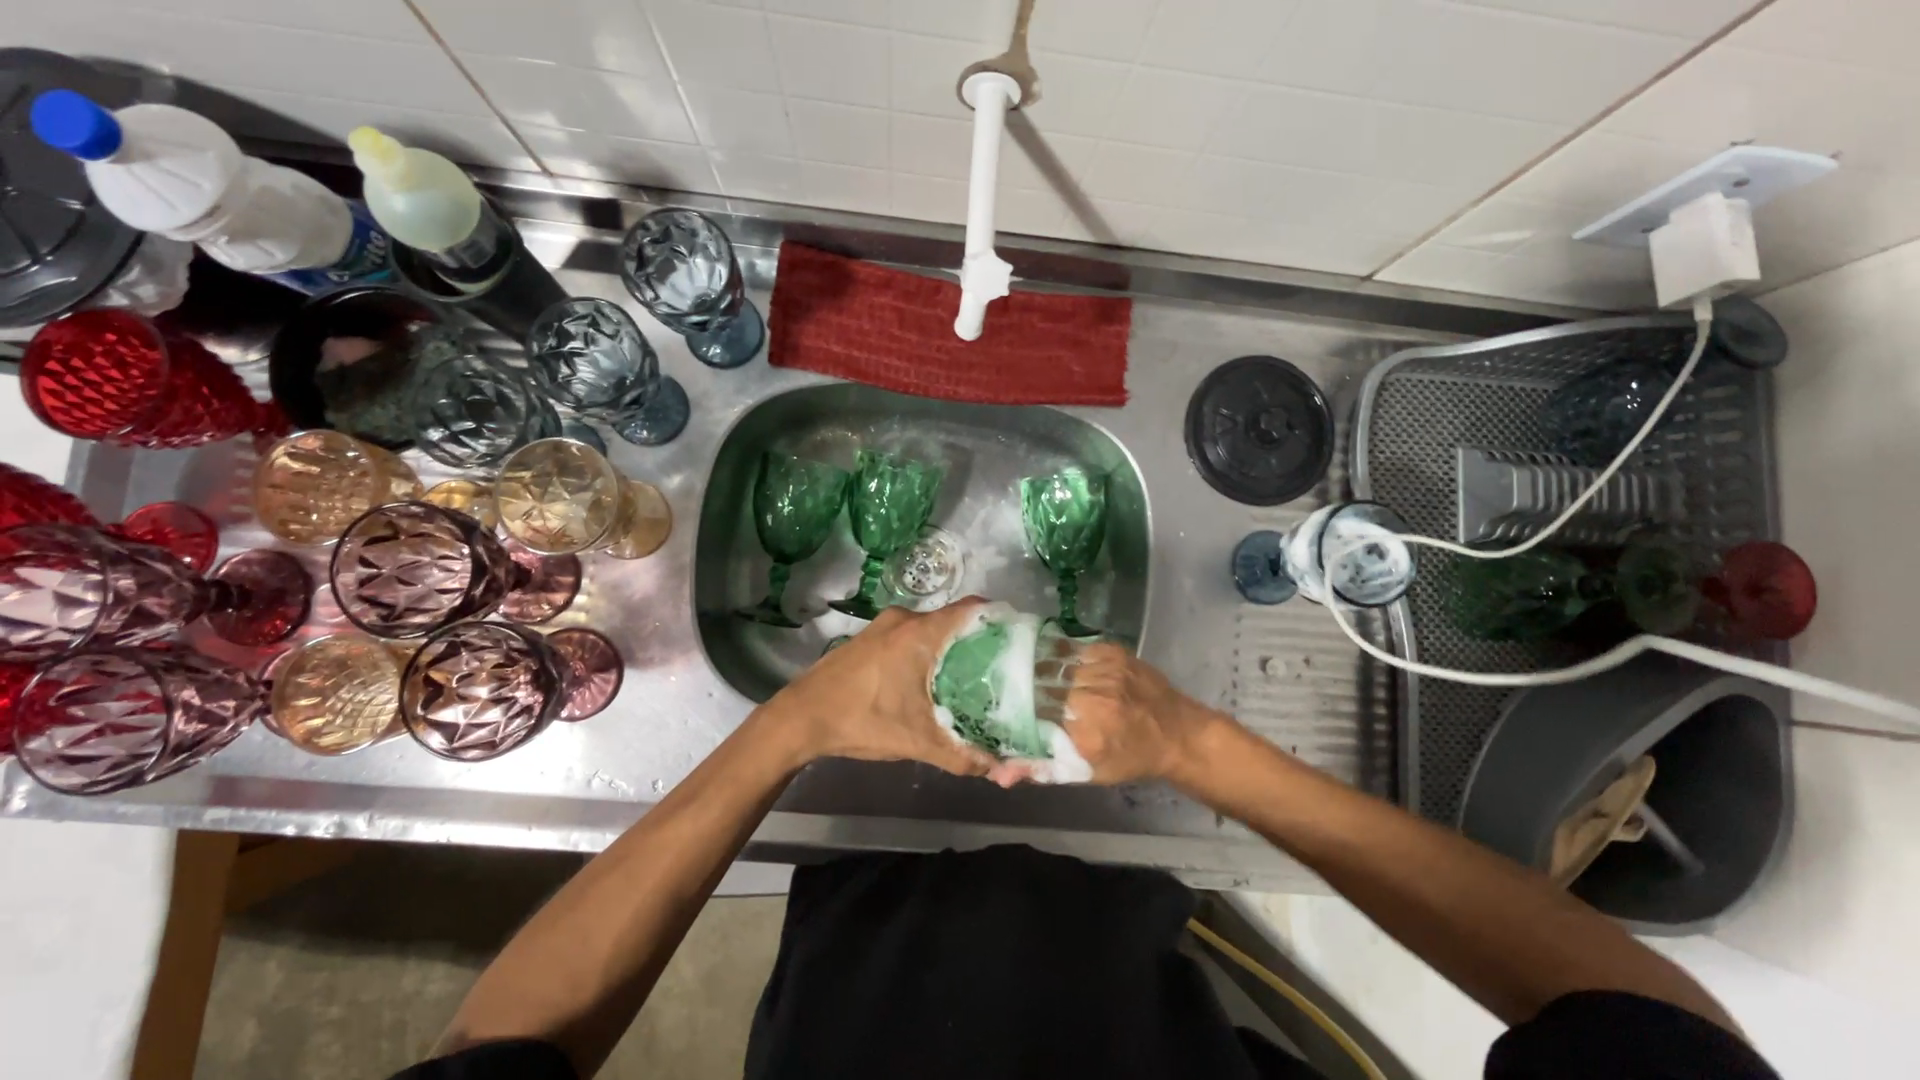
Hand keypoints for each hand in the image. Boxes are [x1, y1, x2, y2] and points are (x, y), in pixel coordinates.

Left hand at [759, 600, 995, 776]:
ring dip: (952, 649)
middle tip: (1004, 669)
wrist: (798, 718)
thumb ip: (961, 755)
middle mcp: (904, 619)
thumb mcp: (916, 742)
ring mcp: (883, 627)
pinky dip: (928, 652)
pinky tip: (934, 682)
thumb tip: (1001, 770)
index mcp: (920, 633)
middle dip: (980, 642)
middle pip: (955, 621)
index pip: (974, 609)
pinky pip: (912, 637)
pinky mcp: (869, 638)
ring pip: (932, 630)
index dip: (1001, 620)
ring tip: (975, 678)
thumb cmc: (861, 721)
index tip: (1022, 641)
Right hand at [998, 643, 1225, 785]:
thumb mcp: (1085, 773)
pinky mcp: (1113, 651)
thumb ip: (1040, 770)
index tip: (995, 711)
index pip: (1032, 715)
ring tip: (1018, 669)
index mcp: (1087, 733)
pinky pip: (1072, 648)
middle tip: (1002, 687)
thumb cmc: (1130, 759)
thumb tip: (999, 774)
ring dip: (1035, 666)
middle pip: (1039, 683)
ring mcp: (1106, 669)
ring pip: (1054, 662)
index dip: (1011, 711)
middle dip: (1020, 685)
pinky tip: (1048, 659)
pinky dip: (1058, 654)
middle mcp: (1095, 697)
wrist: (1178, 733)